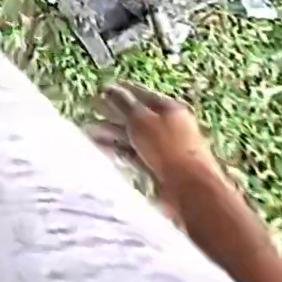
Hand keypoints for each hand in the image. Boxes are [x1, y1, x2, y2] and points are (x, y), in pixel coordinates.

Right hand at [90, 82, 220, 186]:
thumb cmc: (167, 147)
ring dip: (111, 132)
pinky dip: (118, 149)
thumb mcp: (140, 118)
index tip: (99, 89)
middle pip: (135, 115)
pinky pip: (134, 153)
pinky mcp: (160, 168)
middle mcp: (169, 126)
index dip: (118, 90)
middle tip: (91, 109)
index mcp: (169, 109)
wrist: (192, 192)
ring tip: (89, 131)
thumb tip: (109, 89)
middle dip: (111, 112)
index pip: (139, 93)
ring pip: (133, 135)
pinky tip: (100, 147)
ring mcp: (165, 148)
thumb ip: (122, 102)